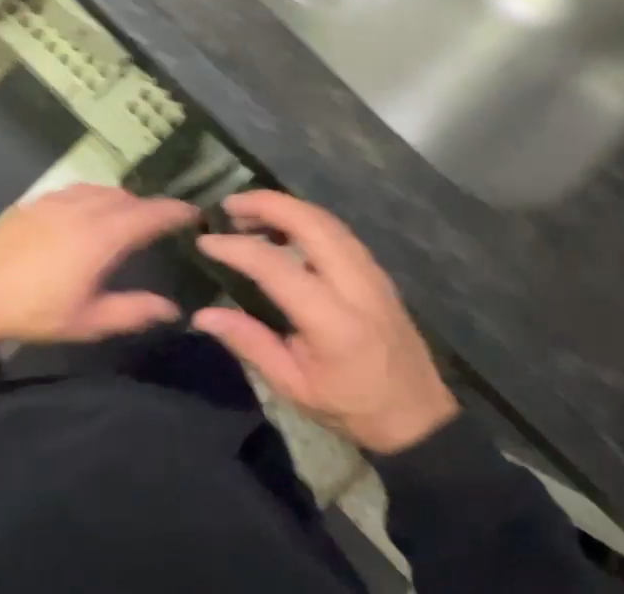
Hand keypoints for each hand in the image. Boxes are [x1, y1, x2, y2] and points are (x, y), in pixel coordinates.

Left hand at [0, 185, 197, 345]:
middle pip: (125, 197)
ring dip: (119, 199)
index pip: (148, 214)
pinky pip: (73, 190)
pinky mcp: (32, 203)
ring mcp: (53, 202)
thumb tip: (172, 308)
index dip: (174, 211)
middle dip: (148, 206)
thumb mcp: (88, 320)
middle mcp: (80, 209)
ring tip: (128, 217)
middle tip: (163, 223)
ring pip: (98, 189)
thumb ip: (133, 311)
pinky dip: (92, 196)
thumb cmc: (34, 312)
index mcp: (99, 236)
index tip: (194, 213)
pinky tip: (87, 213)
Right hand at [192, 190, 457, 453]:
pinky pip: (338, 231)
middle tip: (228, 205)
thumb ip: (250, 344)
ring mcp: (373, 275)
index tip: (205, 243)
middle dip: (266, 204)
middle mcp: (357, 286)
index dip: (236, 248)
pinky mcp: (377, 273)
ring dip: (285, 207)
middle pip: (311, 222)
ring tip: (248, 213)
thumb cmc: (353, 408)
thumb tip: (203, 315)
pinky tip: (281, 229)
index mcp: (333, 322)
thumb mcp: (294, 388)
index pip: (276, 266)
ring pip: (327, 220)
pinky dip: (304, 218)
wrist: (420, 419)